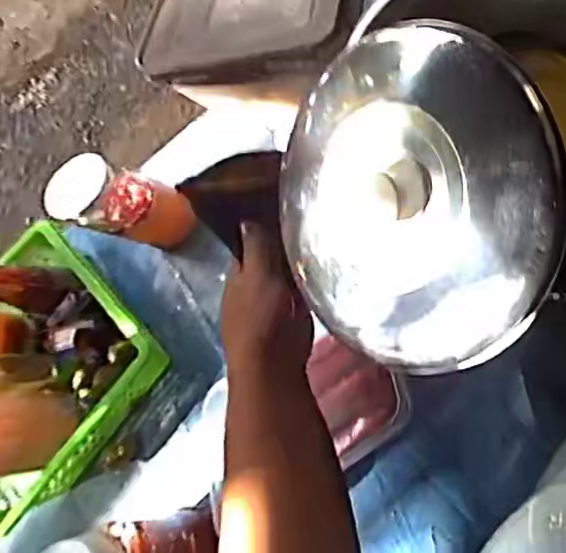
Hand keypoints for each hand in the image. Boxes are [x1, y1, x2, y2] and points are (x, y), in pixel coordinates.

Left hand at [221, 222, 311, 382]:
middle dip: (285, 236)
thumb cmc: (260, 318)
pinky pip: (301, 283)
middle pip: (269, 251)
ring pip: (286, 267)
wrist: (274, 366)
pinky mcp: (292, 309)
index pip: (248, 237)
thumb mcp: (257, 275)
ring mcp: (272, 298)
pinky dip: (310, 273)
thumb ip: (256, 246)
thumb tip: (246, 216)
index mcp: (238, 272)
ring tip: (323, 228)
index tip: (284, 200)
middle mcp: (252, 282)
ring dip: (299, 255)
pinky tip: (326, 259)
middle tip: (311, 211)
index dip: (262, 219)